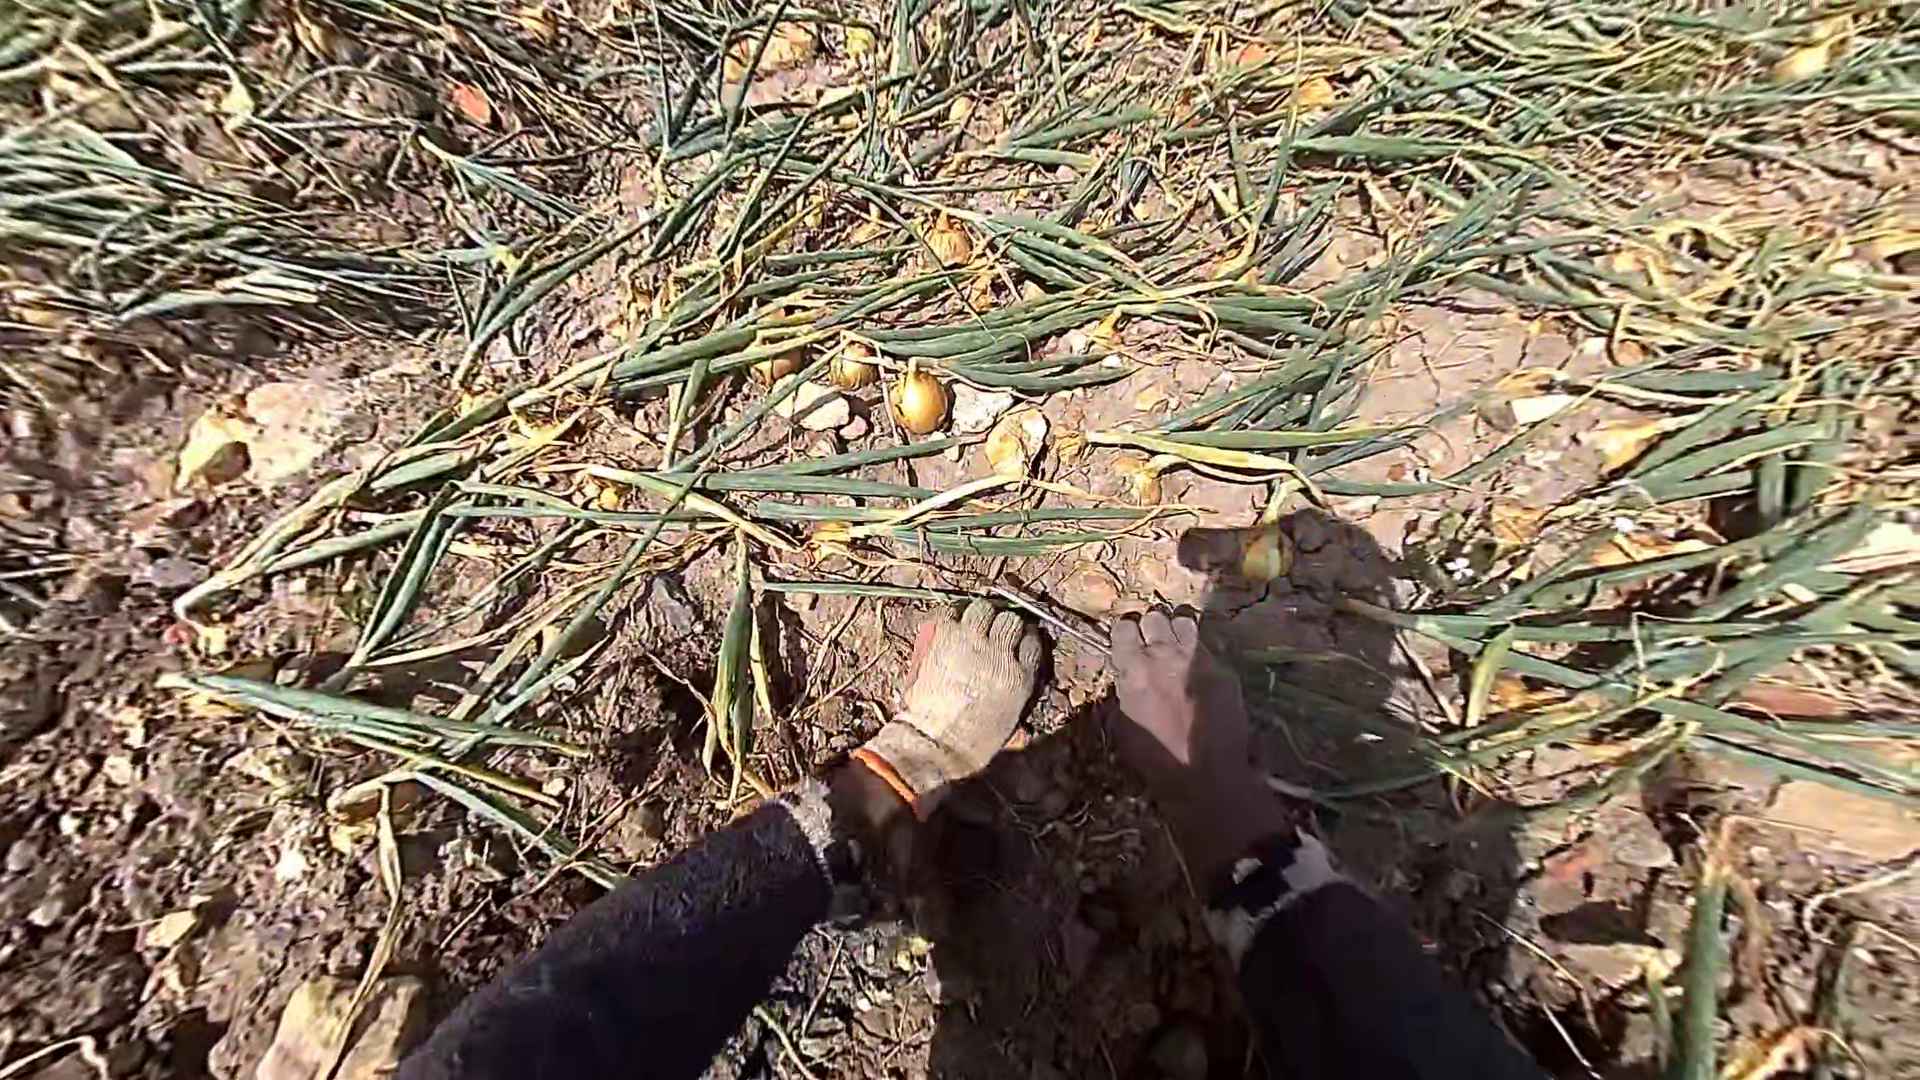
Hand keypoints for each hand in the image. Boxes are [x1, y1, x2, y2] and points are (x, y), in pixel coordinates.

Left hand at [855, 600, 1042, 815]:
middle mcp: (1000, 653)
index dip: (1025, 638)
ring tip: (974, 622)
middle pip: (1010, 620)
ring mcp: (971, 640)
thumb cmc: (971, 744)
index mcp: (1020, 677)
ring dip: (981, 613)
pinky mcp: (944, 634)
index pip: (1033, 642)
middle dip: (1004, 623)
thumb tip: (1018, 675)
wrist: (935, 742)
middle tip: (994, 629)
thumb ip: (1018, 692)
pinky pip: (954, 610)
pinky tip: (953, 621)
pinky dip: (954, 612)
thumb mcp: (1010, 721)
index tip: (1019, 639)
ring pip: (984, 608)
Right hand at [1110, 610, 1286, 881]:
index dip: (1124, 633)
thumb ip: (1123, 689)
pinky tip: (1197, 669)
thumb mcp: (1122, 723)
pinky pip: (1207, 647)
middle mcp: (1165, 655)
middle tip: (1151, 642)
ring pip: (1183, 622)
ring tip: (1175, 646)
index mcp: (1134, 668)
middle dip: (1150, 627)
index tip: (1127, 641)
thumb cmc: (1155, 757)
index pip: (1124, 627)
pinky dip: (1198, 652)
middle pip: (1154, 617)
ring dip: (1175, 631)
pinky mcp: (1223, 670)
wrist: (1206, 777)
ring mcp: (1197, 659)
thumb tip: (1123, 675)